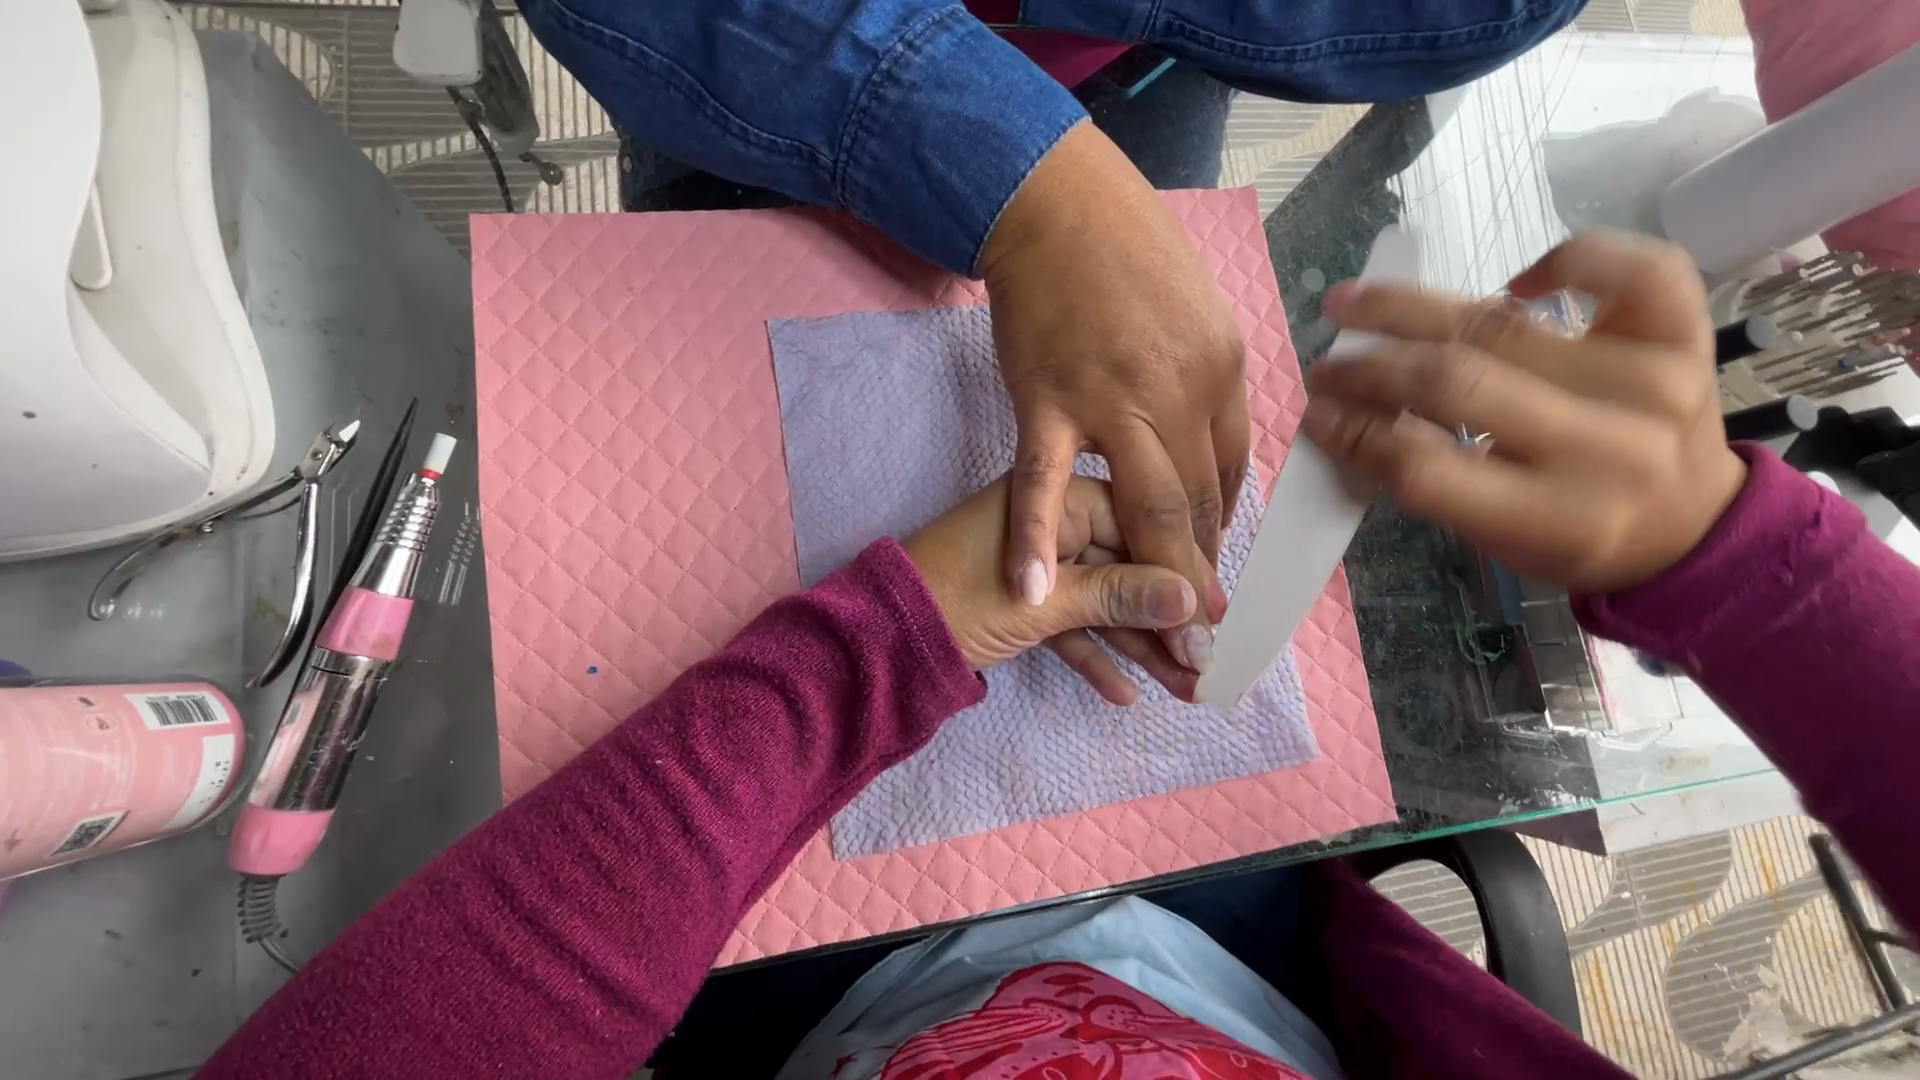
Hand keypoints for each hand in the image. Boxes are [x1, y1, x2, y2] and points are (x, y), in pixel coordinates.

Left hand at [904, 476, 1202, 704]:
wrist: (879, 640)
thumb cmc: (960, 602)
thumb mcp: (1044, 602)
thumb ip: (1118, 597)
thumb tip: (1192, 600)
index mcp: (1056, 499)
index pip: (1138, 526)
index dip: (1180, 574)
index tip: (1217, 618)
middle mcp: (1050, 526)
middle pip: (1124, 570)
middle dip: (1164, 621)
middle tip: (1205, 664)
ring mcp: (1036, 567)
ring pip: (1100, 604)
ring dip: (1137, 646)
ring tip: (1184, 688)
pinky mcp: (1020, 604)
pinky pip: (1067, 626)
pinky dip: (1090, 656)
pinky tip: (1124, 692)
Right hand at [978, 121, 1248, 675]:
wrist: (1056, 206)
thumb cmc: (1129, 257)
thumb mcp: (1199, 313)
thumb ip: (1211, 389)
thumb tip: (1211, 457)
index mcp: (1222, 368)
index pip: (1229, 472)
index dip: (1220, 530)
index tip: (1208, 571)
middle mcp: (1179, 389)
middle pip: (1195, 500)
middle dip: (1200, 575)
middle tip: (1204, 641)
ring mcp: (1111, 398)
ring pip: (1141, 503)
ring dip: (1149, 577)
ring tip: (1157, 642)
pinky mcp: (1046, 402)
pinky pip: (1043, 480)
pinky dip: (1035, 537)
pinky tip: (1031, 590)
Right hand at [1303, 229, 1746, 592]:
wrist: (1690, 525)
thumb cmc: (1566, 535)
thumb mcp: (1485, 532)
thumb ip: (1419, 475)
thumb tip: (1341, 414)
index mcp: (1549, 516)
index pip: (1425, 465)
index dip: (1358, 434)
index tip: (1316, 414)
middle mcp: (1604, 444)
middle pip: (1457, 383)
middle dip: (1372, 369)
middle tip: (1325, 364)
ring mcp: (1650, 380)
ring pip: (1507, 324)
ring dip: (1412, 309)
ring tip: (1355, 303)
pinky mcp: (1685, 335)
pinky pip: (1634, 267)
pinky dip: (1569, 258)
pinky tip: (1516, 281)